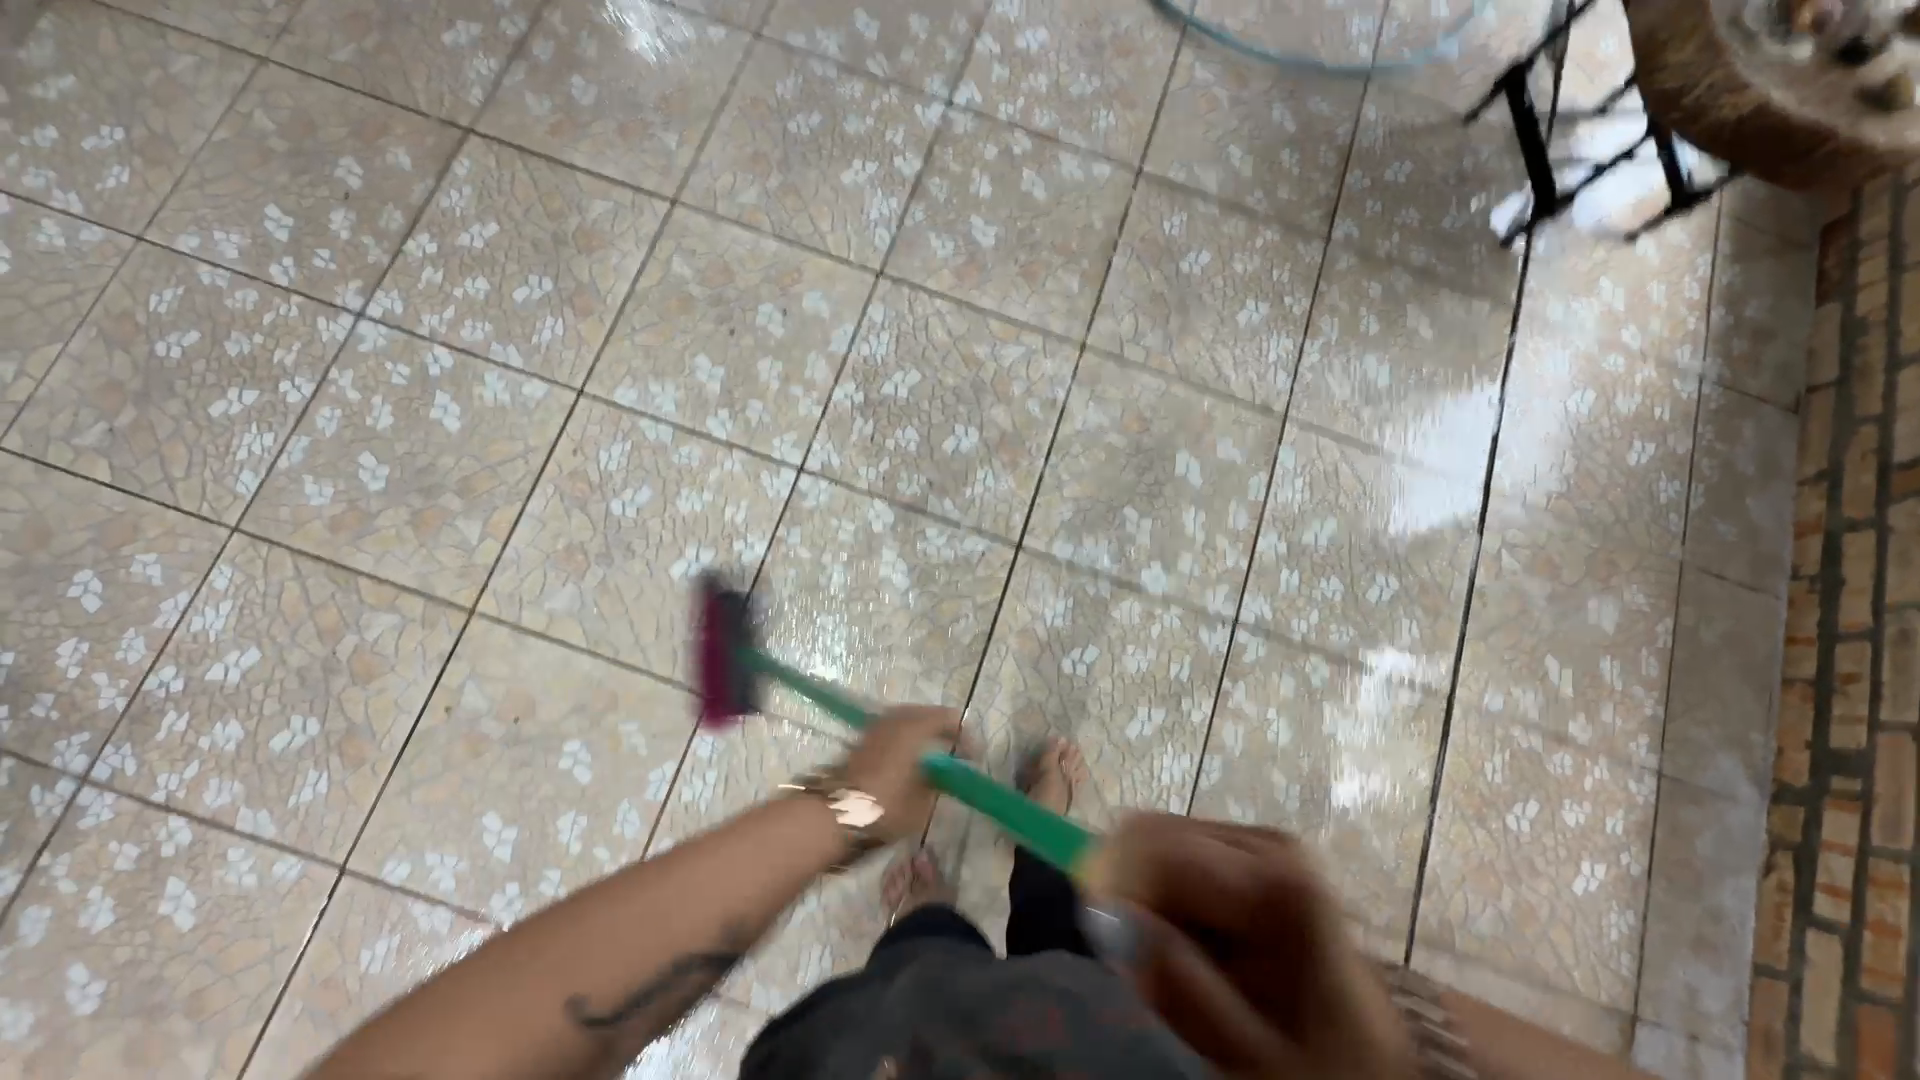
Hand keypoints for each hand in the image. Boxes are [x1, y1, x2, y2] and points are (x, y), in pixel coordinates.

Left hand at [839, 704, 961, 842]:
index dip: (965, 736)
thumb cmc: (886, 805)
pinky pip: (893, 729)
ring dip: (924, 733)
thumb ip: (940, 782)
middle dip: (945, 731)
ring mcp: (876, 726)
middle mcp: (896, 718)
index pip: (950, 718)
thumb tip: (947, 774)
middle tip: (955, 753)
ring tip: (933, 758)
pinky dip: (906, 738)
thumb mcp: (923, 801)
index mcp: (915, 727)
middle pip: (928, 714)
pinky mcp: (863, 738)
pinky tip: (908, 761)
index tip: (973, 758)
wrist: (836, 812)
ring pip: (908, 720)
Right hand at [1093, 813, 1418, 1079]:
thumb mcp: (1248, 1053)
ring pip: (1156, 841)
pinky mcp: (1253, 853)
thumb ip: (1181, 987)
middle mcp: (1268, 843)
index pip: (1151, 844)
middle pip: (1150, 836)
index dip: (1112, 888)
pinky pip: (1176, 854)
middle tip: (1142, 961)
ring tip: (1176, 959)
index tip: (1108, 945)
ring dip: (1146, 898)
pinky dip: (1165, 897)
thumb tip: (1113, 919)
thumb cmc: (1314, 1063)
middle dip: (1131, 894)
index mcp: (1275, 881)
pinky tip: (1194, 942)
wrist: (1367, 1061)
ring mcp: (1262, 843)